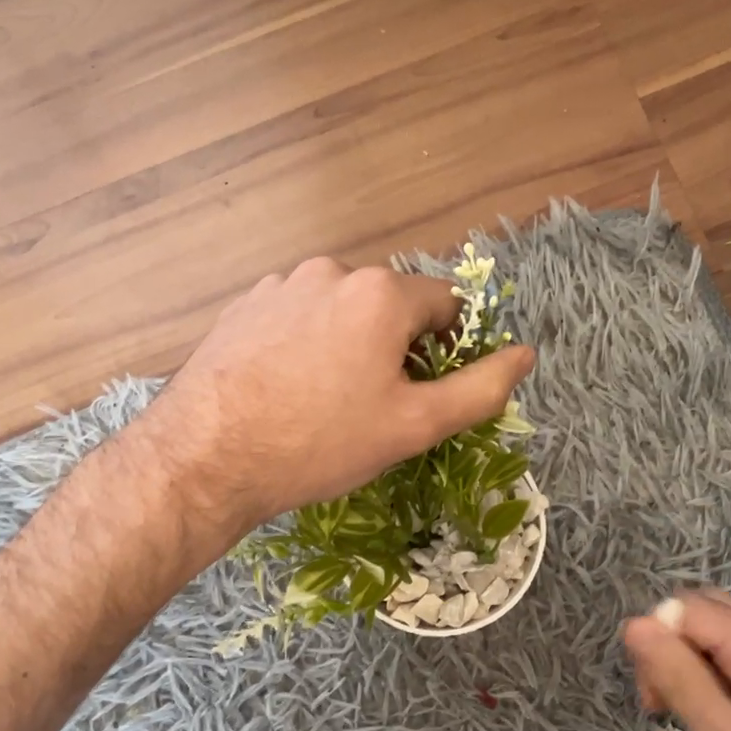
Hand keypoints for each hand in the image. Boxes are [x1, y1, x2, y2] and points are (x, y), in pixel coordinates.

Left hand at [132, 257, 535, 529]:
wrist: (206, 459)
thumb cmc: (319, 444)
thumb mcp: (414, 426)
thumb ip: (480, 389)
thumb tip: (525, 355)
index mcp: (381, 293)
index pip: (446, 305)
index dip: (447, 352)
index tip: (423, 395)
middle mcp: (332, 272)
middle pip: (391, 307)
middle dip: (396, 351)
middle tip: (373, 411)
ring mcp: (281, 285)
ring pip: (342, 314)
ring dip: (350, 349)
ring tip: (324, 406)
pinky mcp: (244, 307)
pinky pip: (299, 320)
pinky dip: (308, 348)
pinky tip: (287, 393)